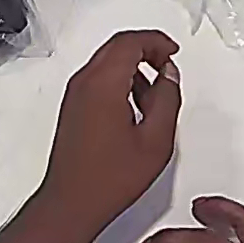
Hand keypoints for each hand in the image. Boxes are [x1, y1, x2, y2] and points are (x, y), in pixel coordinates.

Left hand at [26, 30, 182, 242]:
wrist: (72, 202)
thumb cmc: (108, 178)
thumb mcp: (155, 140)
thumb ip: (166, 99)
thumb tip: (168, 74)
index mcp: (102, 84)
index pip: (129, 42)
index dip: (155, 41)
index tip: (172, 51)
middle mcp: (84, 83)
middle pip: (116, 48)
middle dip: (146, 51)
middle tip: (167, 66)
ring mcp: (75, 94)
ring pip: (107, 63)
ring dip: (133, 69)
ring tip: (155, 98)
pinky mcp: (73, 107)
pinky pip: (98, 80)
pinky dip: (120, 82)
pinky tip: (136, 110)